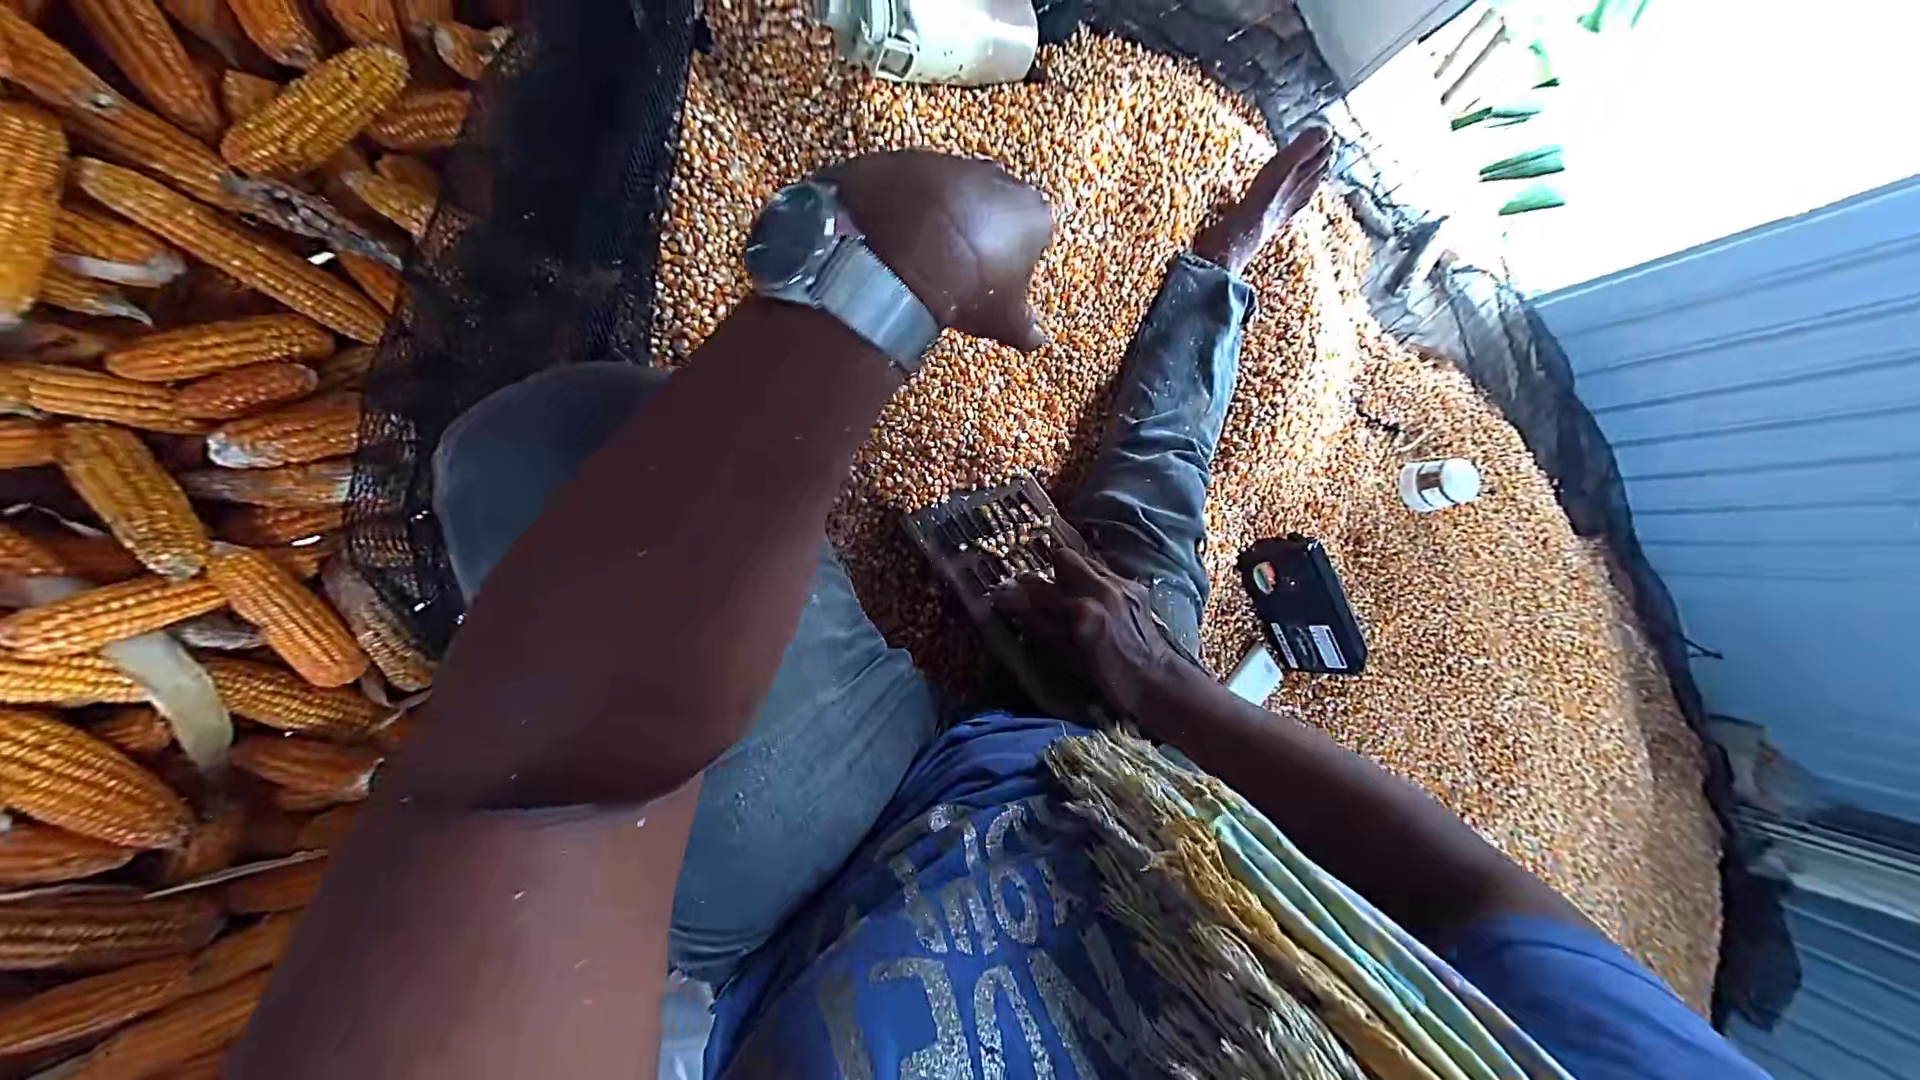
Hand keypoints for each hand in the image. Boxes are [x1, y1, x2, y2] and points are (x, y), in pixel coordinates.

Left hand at [826, 151, 1053, 350]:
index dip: (1016, 260)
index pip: (1036, 236)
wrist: (912, 253)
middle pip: (998, 206)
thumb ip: (1024, 327)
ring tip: (927, 255)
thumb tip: (1036, 340)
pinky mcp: (913, 160)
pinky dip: (911, 206)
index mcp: (1036, 216)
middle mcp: (1002, 179)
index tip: (998, 282)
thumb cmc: (971, 287)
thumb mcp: (1004, 319)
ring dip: (945, 217)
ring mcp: (956, 165)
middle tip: (963, 269)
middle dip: (983, 231)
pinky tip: (900, 236)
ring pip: (957, 192)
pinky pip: (916, 185)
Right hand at [993, 547, 1195, 719]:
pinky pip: (1105, 574)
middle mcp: (1105, 590)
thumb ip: (1042, 626)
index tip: (1000, 596)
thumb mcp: (1070, 660)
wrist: (1160, 686)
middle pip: (1064, 558)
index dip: (1014, 592)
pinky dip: (1091, 583)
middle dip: (1047, 570)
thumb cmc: (1112, 682)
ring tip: (1063, 595)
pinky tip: (1091, 602)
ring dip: (1070, 574)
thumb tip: (1012, 605)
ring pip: (1086, 562)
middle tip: (1037, 592)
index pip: (1038, 589)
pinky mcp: (1137, 589)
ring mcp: (1124, 586)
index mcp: (1084, 612)